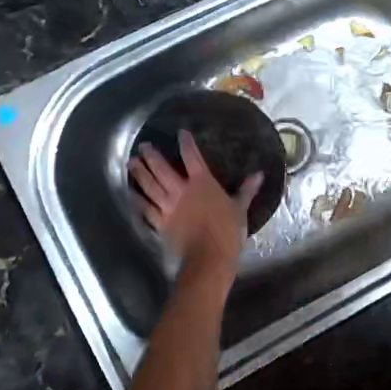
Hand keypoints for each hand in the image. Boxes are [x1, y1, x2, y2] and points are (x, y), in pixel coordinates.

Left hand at [130, 131, 262, 272]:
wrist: (209, 257)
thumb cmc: (228, 231)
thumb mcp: (240, 208)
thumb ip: (246, 190)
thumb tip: (259, 174)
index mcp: (202, 183)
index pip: (192, 157)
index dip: (186, 143)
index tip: (181, 133)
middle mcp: (181, 191)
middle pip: (162, 169)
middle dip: (152, 156)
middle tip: (143, 146)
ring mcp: (168, 207)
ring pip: (150, 186)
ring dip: (140, 173)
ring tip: (131, 163)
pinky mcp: (160, 223)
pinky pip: (146, 209)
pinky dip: (138, 200)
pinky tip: (131, 194)